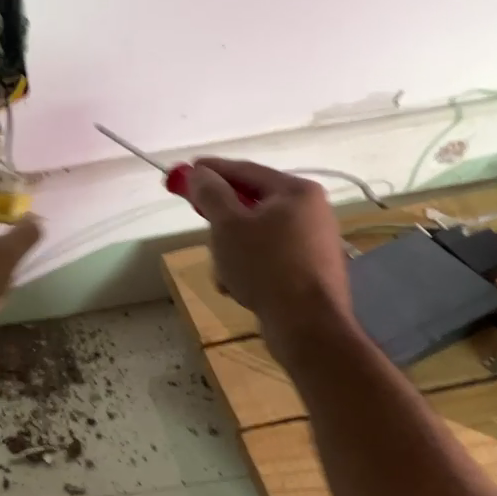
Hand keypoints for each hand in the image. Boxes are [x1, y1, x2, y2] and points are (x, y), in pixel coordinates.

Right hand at [187, 158, 354, 360]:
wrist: (307, 325)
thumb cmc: (265, 267)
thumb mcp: (228, 226)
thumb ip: (211, 195)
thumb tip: (199, 173)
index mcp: (296, 192)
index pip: (246, 171)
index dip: (212, 170)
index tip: (184, 171)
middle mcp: (311, 211)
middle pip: (251, 204)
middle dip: (222, 221)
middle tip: (202, 226)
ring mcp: (312, 243)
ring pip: (256, 235)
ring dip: (231, 250)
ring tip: (223, 272)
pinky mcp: (309, 271)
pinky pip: (268, 258)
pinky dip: (248, 267)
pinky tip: (237, 288)